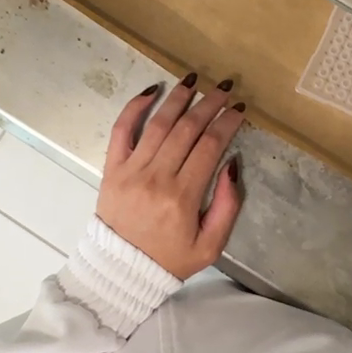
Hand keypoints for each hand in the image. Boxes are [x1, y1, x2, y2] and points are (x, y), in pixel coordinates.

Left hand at [98, 74, 246, 278]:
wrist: (120, 272)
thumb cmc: (169, 260)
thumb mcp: (209, 245)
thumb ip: (227, 206)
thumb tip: (232, 165)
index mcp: (183, 197)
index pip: (210, 147)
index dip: (226, 123)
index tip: (239, 109)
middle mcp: (156, 177)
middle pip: (187, 129)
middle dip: (209, 104)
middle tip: (224, 87)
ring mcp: (131, 170)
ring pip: (158, 124)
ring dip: (178, 98)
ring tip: (194, 80)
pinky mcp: (112, 168)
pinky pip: (121, 129)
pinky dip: (135, 107)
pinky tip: (152, 90)